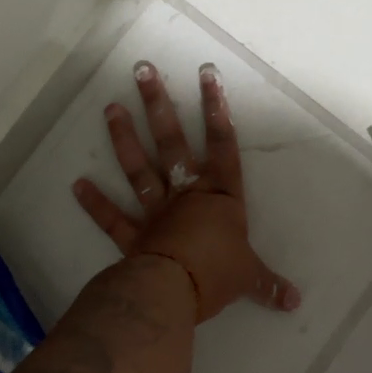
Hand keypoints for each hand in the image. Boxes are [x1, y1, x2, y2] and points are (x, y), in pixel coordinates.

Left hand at [72, 60, 300, 321]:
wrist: (175, 292)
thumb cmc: (217, 273)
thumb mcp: (250, 276)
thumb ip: (269, 283)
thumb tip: (295, 301)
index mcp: (220, 195)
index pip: (222, 144)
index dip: (216, 109)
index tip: (206, 74)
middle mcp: (186, 194)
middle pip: (172, 142)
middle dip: (159, 105)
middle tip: (143, 71)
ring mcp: (157, 211)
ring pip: (139, 168)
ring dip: (123, 138)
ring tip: (110, 107)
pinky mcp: (133, 235)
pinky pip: (112, 217)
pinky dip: (94, 203)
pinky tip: (77, 184)